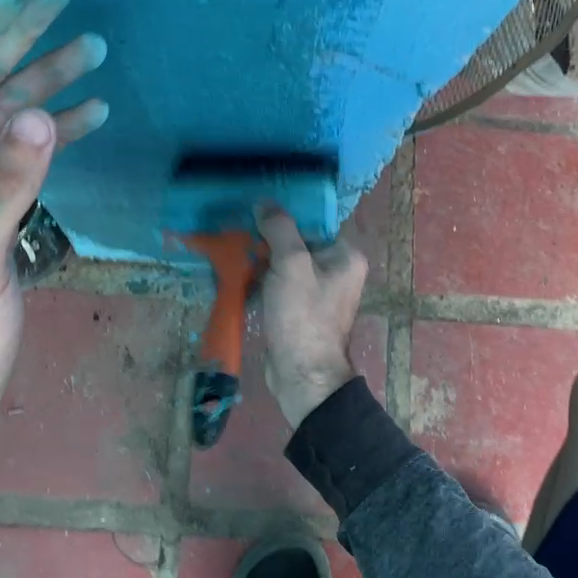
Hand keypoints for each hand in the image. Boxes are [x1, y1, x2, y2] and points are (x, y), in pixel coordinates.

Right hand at [256, 210, 368, 428]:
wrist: (301, 374)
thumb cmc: (302, 314)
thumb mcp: (290, 263)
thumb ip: (279, 229)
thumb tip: (264, 203)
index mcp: (345, 256)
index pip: (313, 224)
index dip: (284, 218)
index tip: (254, 212)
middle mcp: (337, 272)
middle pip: (297, 244)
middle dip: (266, 241)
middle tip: (237, 232)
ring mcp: (318, 294)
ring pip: (284, 267)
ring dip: (259, 262)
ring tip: (231, 252)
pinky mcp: (299, 312)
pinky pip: (278, 288)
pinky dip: (259, 283)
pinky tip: (236, 277)